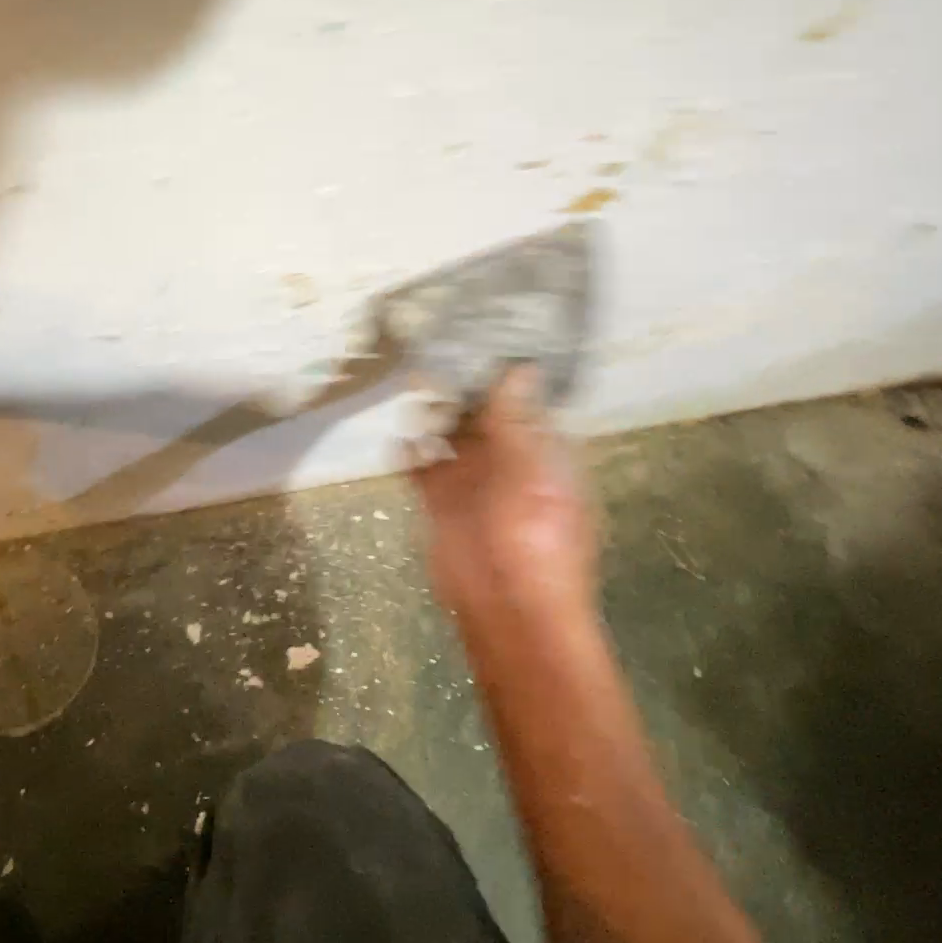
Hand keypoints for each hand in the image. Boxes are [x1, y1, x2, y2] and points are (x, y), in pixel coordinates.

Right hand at [410, 367, 598, 616]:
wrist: (507, 606)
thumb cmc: (535, 539)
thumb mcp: (533, 474)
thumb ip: (517, 422)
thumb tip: (521, 367)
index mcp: (543, 452)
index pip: (524, 400)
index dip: (505, 371)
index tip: (481, 336)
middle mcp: (507, 460)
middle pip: (481, 413)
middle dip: (461, 387)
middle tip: (436, 351)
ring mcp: (472, 480)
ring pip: (448, 435)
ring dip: (433, 414)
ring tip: (414, 383)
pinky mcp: (440, 500)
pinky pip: (420, 467)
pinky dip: (408, 452)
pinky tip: (398, 438)